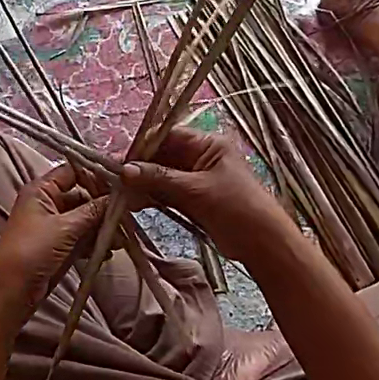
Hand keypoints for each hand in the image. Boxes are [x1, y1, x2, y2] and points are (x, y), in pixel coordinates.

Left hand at [0, 162, 109, 306]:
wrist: (11, 292)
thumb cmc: (32, 250)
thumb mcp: (66, 227)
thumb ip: (93, 210)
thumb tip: (119, 196)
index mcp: (41, 190)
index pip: (73, 171)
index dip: (96, 175)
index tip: (122, 183)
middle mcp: (47, 203)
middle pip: (82, 195)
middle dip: (104, 205)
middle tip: (128, 212)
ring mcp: (54, 225)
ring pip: (85, 218)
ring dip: (103, 226)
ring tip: (122, 237)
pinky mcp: (59, 246)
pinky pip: (82, 237)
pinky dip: (95, 242)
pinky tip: (110, 249)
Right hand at [120, 127, 292, 260]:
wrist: (263, 244)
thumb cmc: (236, 207)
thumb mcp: (196, 189)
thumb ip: (159, 178)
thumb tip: (125, 170)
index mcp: (208, 144)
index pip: (169, 135)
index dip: (144, 145)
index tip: (121, 159)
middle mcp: (201, 157)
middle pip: (163, 155)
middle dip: (140, 167)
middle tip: (116, 179)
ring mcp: (196, 178)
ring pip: (162, 175)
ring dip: (143, 184)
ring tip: (120, 193)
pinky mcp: (193, 199)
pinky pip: (166, 192)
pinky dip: (151, 197)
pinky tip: (133, 202)